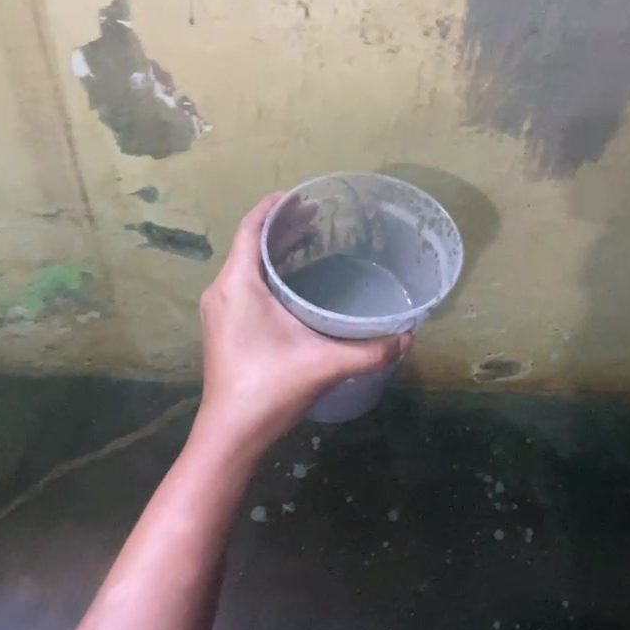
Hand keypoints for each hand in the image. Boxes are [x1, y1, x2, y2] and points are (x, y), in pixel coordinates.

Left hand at [192, 193, 410, 451]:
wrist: (230, 435)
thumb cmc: (270, 388)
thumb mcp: (325, 365)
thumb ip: (370, 350)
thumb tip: (408, 336)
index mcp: (238, 284)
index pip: (251, 228)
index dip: (274, 207)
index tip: (301, 194)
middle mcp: (223, 290)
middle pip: (250, 243)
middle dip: (282, 226)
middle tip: (318, 215)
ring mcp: (220, 309)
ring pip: (246, 264)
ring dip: (275, 248)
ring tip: (310, 239)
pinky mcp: (223, 326)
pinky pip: (245, 282)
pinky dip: (268, 270)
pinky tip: (294, 279)